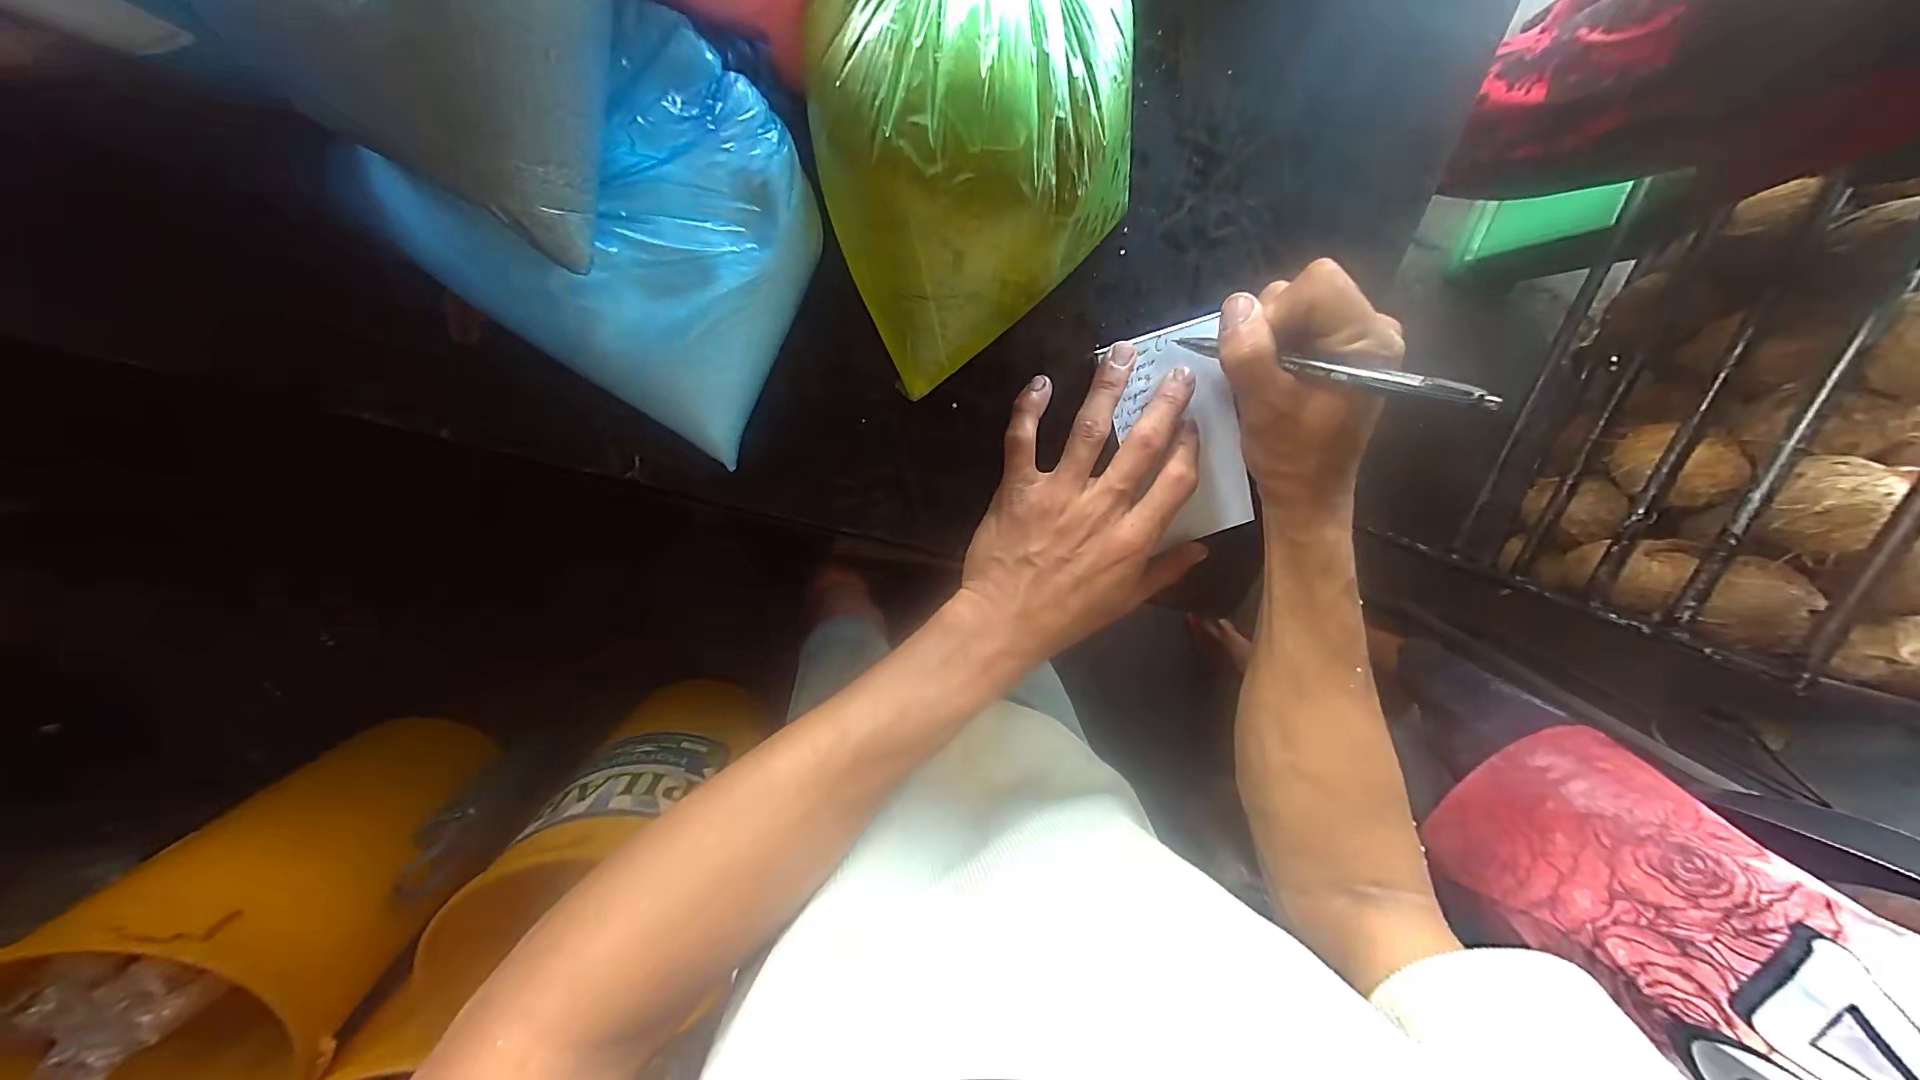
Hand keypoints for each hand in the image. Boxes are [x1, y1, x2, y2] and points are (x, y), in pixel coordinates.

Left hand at [956, 345, 1208, 665]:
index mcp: (1133, 537)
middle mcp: (1101, 506)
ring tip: (1121, 354)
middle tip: (1179, 372)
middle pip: (1141, 445)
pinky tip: (1041, 382)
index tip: (1194, 424)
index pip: (1175, 480)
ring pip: (1087, 430)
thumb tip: (1203, 548)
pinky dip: (1029, 409)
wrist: (1005, 621)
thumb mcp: (1126, 601)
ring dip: (1106, 388)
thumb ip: (1165, 571)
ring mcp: (1058, 493)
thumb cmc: (1068, 614)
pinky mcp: (1018, 488)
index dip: (1189, 448)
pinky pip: (1023, 440)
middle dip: (1163, 404)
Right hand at [1216, 258, 1404, 523]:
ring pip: (1296, 303)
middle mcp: (1372, 327)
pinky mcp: (1339, 349)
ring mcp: (1356, 337)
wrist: (1307, 492)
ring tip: (1263, 376)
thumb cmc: (1290, 455)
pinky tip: (1271, 375)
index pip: (1316, 283)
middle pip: (1306, 289)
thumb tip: (1236, 304)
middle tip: (1258, 370)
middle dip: (1269, 324)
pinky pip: (1298, 323)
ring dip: (1267, 336)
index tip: (1256, 355)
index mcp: (1367, 338)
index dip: (1275, 312)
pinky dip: (1274, 344)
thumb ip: (1249, 352)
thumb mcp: (1262, 405)